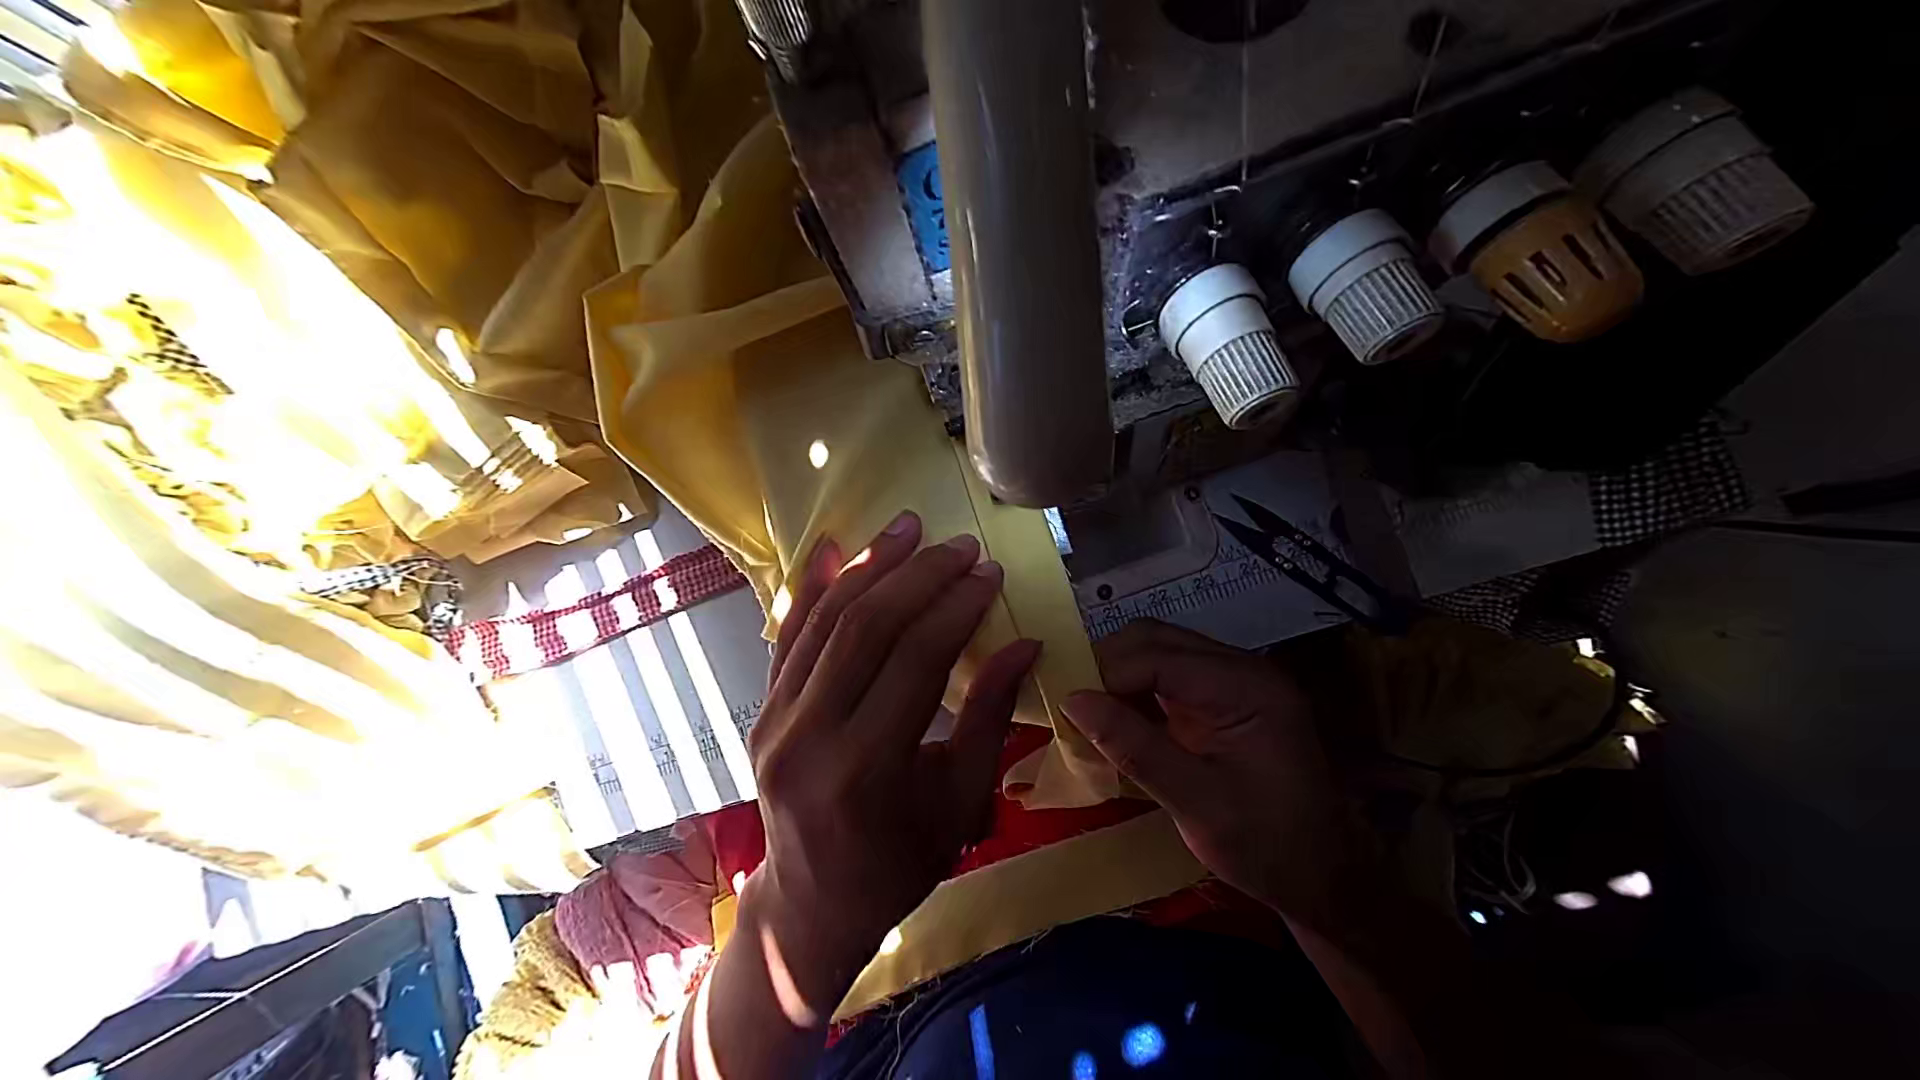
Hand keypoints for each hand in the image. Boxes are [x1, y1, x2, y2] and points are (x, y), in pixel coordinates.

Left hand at [746, 510, 1038, 1020]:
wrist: (811, 904)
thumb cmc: (899, 863)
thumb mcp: (959, 801)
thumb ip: (989, 716)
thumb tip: (1026, 644)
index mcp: (865, 768)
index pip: (916, 659)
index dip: (957, 607)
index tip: (990, 574)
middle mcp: (808, 736)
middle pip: (867, 628)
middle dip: (919, 576)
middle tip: (960, 547)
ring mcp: (773, 720)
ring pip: (824, 621)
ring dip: (870, 566)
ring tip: (908, 528)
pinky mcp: (760, 710)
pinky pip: (786, 637)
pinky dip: (811, 587)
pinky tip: (832, 545)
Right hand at [1062, 620, 1368, 921]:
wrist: (1323, 878)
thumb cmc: (1268, 846)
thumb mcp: (1198, 805)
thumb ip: (1135, 747)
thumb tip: (1072, 701)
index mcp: (1247, 687)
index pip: (1158, 657)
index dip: (1106, 675)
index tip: (1065, 708)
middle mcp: (1241, 668)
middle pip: (1155, 639)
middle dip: (1106, 666)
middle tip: (1072, 705)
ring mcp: (1232, 680)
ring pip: (1156, 649)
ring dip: (1117, 674)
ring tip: (1087, 711)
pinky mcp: (1221, 697)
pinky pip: (1165, 674)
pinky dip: (1133, 689)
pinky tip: (1115, 718)